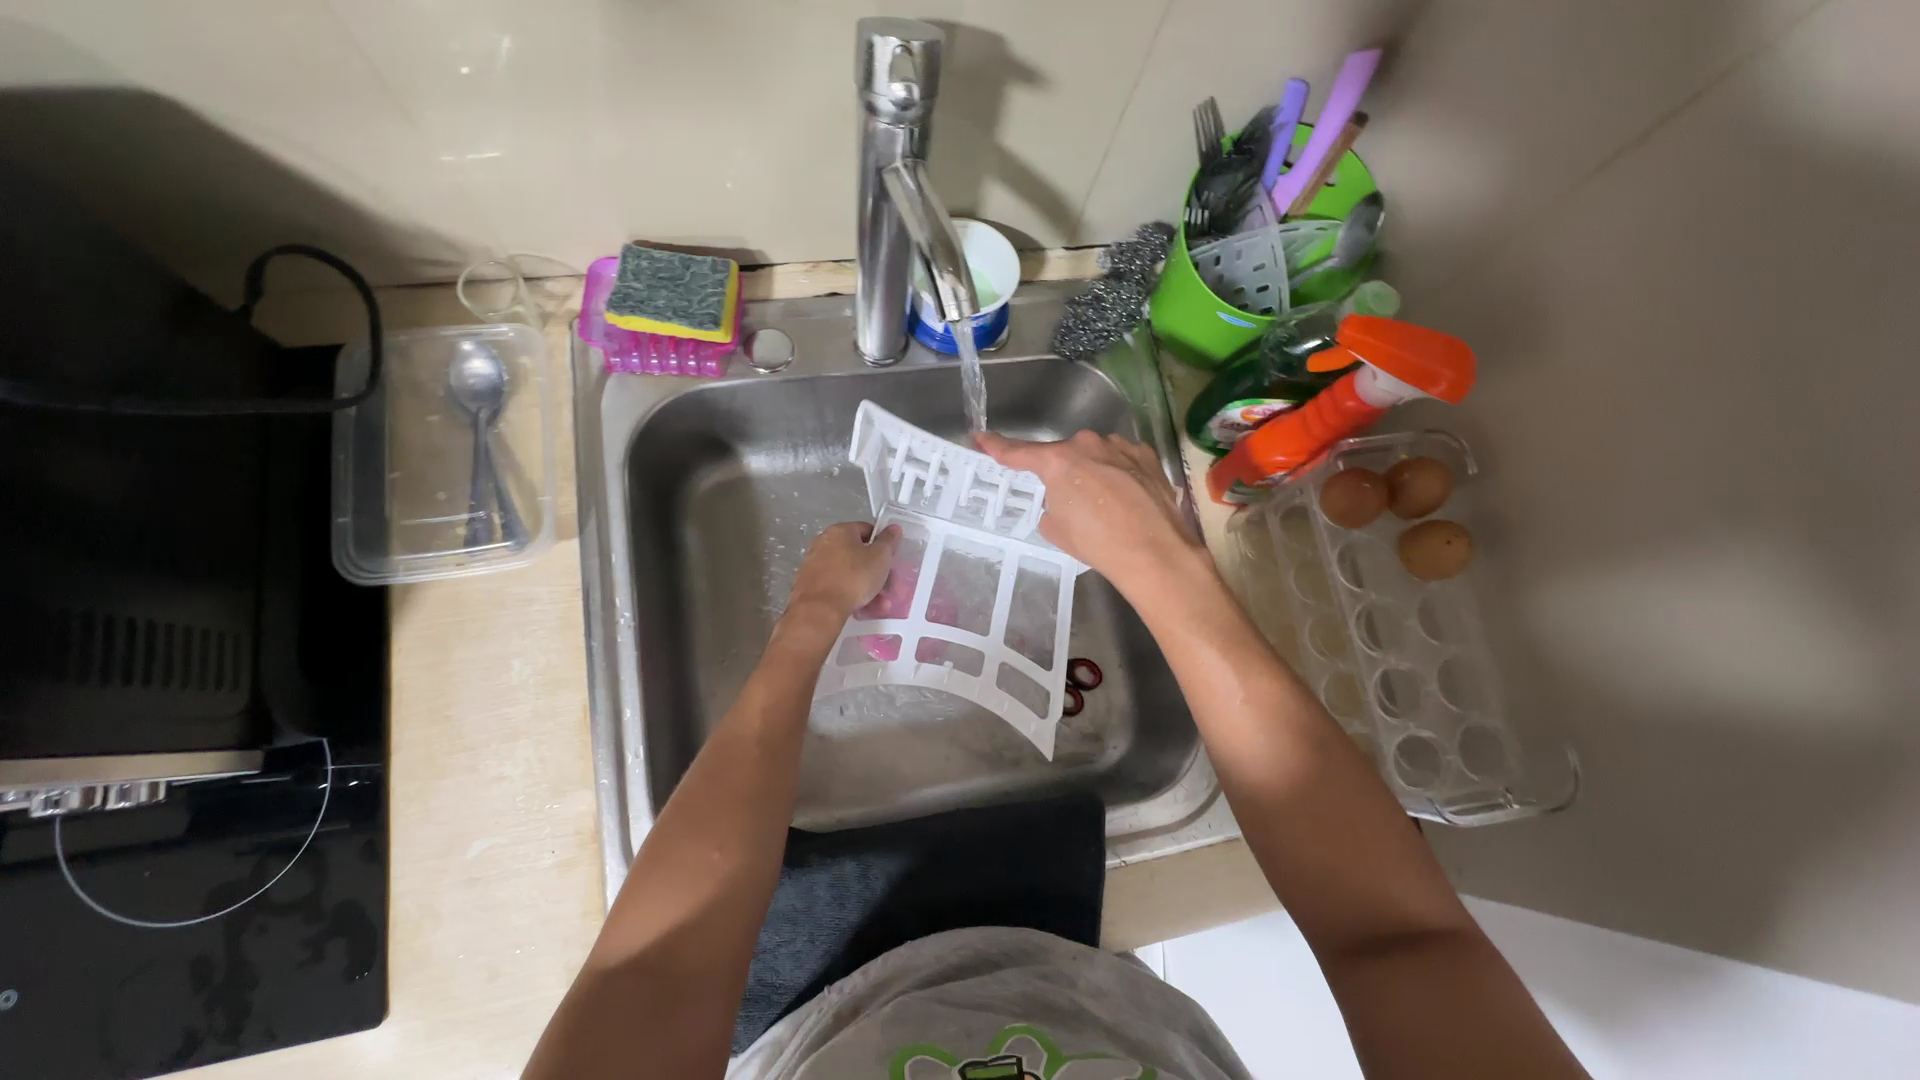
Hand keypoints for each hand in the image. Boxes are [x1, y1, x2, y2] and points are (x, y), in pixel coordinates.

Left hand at [785, 521, 902, 621]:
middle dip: (875, 571)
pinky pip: (835, 585)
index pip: (866, 530)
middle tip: (887, 587)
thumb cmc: (854, 577)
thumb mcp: (880, 558)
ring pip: (847, 572)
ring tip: (879, 605)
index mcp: (840, 531)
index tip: (890, 560)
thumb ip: (889, 541)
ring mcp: (813, 564)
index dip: (882, 544)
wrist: (819, 609)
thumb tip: (893, 528)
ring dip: (865, 587)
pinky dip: (848, 594)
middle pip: (857, 554)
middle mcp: (823, 542)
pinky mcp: (808, 584)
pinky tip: (860, 608)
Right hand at [974, 430, 1207, 594]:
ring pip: (1096, 454)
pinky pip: (1122, 460)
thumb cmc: (1096, 542)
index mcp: (1057, 461)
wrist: (1153, 551)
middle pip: (1064, 454)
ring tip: (1104, 505)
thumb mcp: (1055, 528)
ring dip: (1093, 472)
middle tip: (1068, 500)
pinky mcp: (1146, 456)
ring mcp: (1120, 447)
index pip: (1018, 451)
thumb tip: (1062, 497)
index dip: (997, 446)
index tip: (980, 438)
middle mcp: (1088, 444)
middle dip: (1062, 471)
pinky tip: (1126, 498)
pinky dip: (1119, 474)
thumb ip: (1049, 503)